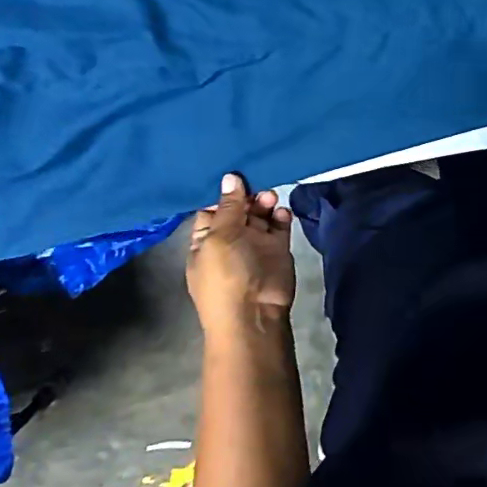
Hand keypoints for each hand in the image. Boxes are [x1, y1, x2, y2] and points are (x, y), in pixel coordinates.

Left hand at [187, 173, 295, 336]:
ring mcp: (255, 244)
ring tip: (270, 198)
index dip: (222, 192)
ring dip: (264, 202)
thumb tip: (230, 177)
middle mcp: (230, 240)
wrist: (254, 313)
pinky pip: (279, 225)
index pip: (212, 209)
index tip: (235, 172)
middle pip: (239, 208)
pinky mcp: (277, 249)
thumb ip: (228, 206)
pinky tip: (281, 212)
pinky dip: (281, 215)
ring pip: (260, 214)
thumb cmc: (226, 275)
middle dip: (247, 194)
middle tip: (257, 183)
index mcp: (206, 240)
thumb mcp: (218, 237)